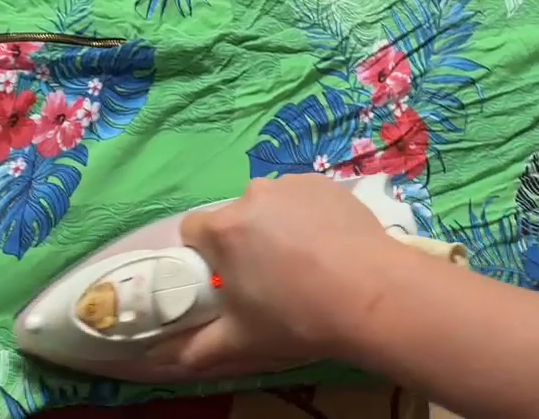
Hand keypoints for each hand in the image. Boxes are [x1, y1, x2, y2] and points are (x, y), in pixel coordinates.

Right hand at [141, 175, 400, 377]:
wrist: (370, 292)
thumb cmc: (298, 316)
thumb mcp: (241, 341)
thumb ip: (196, 347)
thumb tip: (168, 356)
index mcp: (224, 229)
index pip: (192, 230)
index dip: (203, 254)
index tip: (223, 277)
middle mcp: (252, 195)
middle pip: (233, 216)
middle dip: (242, 241)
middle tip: (267, 276)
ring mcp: (290, 184)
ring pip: (268, 205)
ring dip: (274, 226)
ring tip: (303, 261)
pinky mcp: (322, 181)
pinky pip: (300, 197)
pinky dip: (305, 215)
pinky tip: (326, 244)